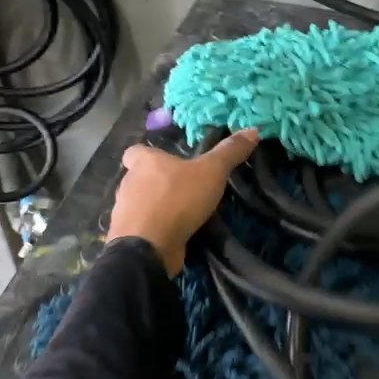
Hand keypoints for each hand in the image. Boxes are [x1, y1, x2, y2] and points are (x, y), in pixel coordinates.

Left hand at [107, 129, 260, 274]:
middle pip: (140, 178)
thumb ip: (229, 152)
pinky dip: (156, 229)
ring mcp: (125, 212)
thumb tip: (253, 130)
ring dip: (157, 207)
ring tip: (183, 213)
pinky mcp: (128, 236)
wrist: (149, 247)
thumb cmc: (177, 200)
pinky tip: (174, 234)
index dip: (149, 155)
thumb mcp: (211, 172)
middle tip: (185, 189)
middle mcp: (129, 183)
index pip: (135, 151)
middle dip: (158, 183)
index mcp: (144, 162)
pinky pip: (144, 227)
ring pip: (141, 203)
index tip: (167, 162)